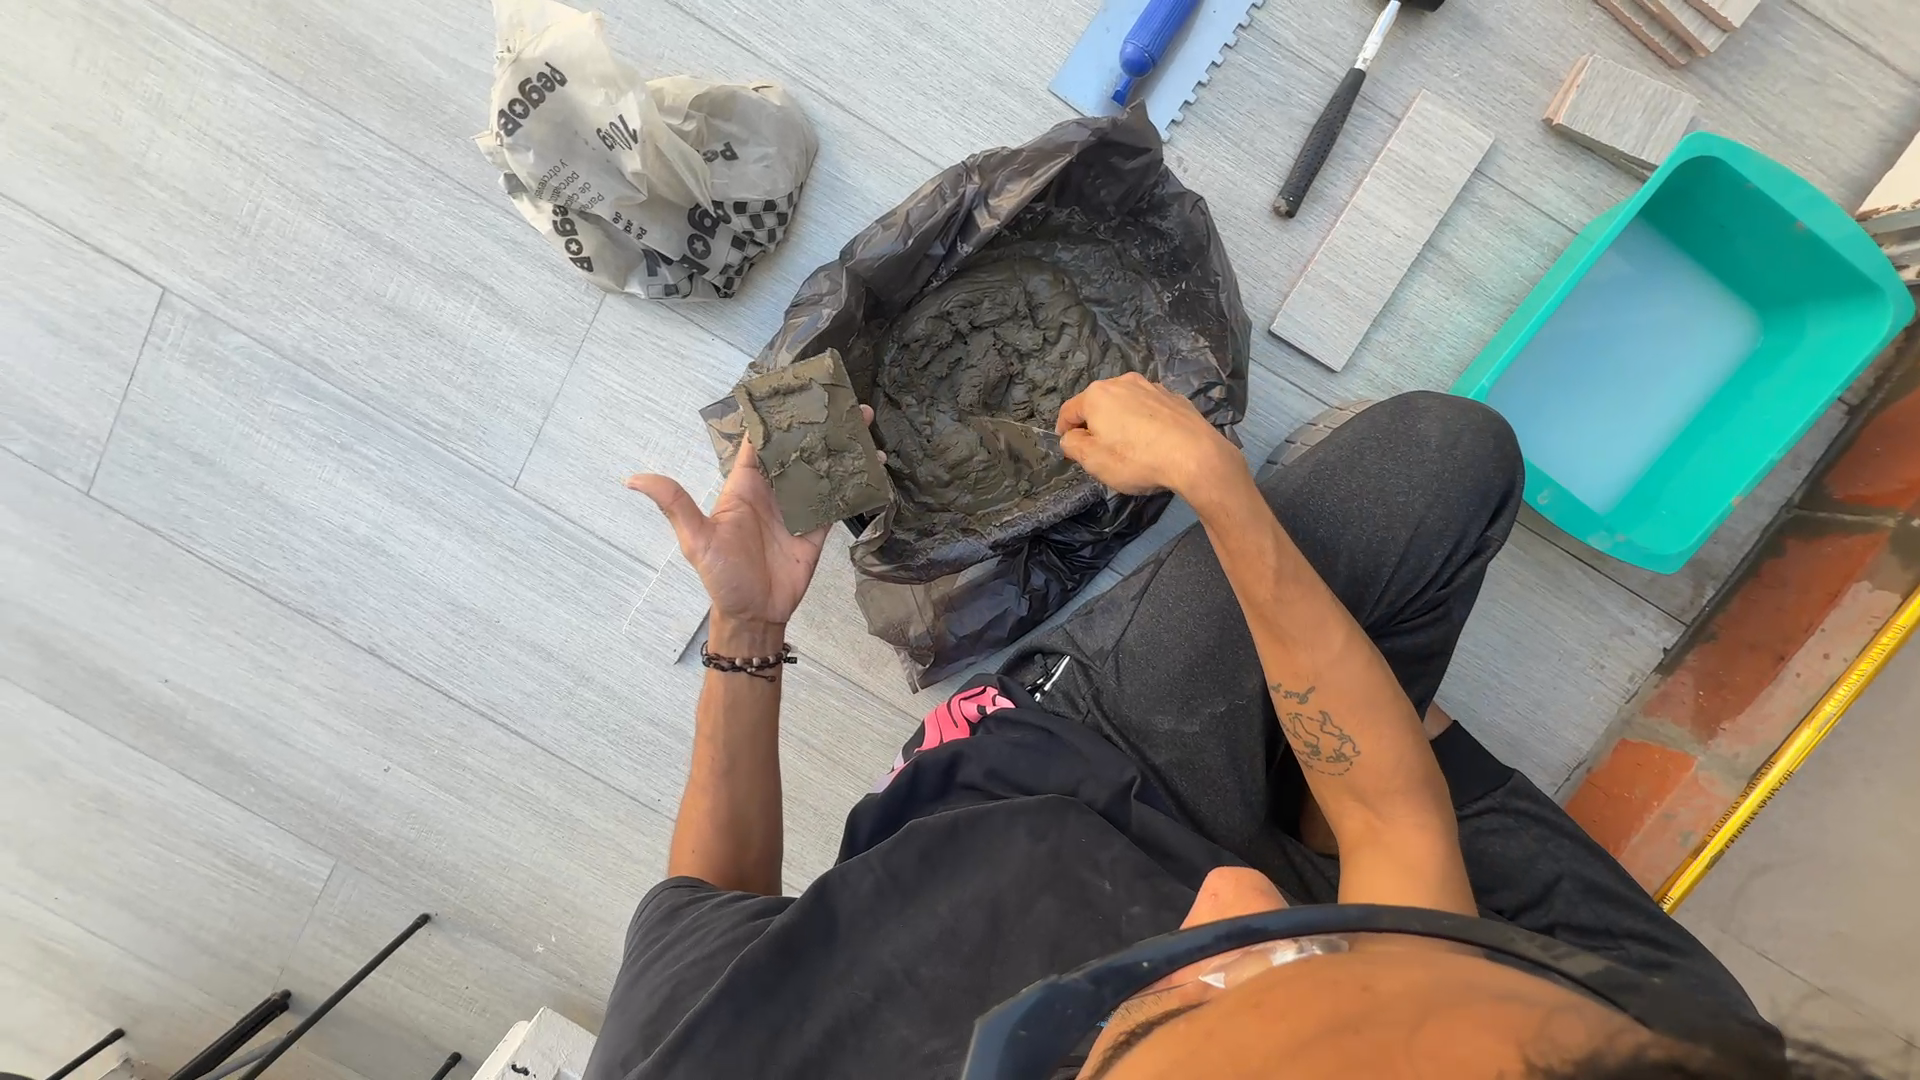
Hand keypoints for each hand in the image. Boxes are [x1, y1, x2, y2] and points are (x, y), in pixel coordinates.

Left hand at [626, 405, 877, 635]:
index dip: (773, 416)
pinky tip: (875, 461)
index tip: (792, 388)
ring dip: (842, 446)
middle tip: (842, 399)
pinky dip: (856, 480)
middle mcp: (774, 491)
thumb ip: (675, 505)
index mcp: (745, 487)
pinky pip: (838, 497)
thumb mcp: (696, 540)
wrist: (755, 614)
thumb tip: (632, 478)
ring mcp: (799, 508)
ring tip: (865, 420)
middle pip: (798, 449)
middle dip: (818, 424)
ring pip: (822, 468)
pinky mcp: (820, 526)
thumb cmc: (722, 577)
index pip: (759, 442)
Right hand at [1055, 373, 1240, 498]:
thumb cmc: (1136, 459)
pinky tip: (1154, 442)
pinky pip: (1149, 410)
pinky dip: (1145, 422)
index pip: (1069, 411)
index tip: (1070, 448)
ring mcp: (1152, 387)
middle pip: (1098, 405)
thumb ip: (1072, 445)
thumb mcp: (1093, 460)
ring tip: (1129, 447)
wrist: (1195, 456)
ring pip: (1125, 405)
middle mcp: (1122, 383)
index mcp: (1097, 395)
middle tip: (1100, 451)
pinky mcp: (1175, 398)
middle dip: (1094, 425)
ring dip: (1120, 422)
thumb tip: (1072, 436)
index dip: (1064, 431)